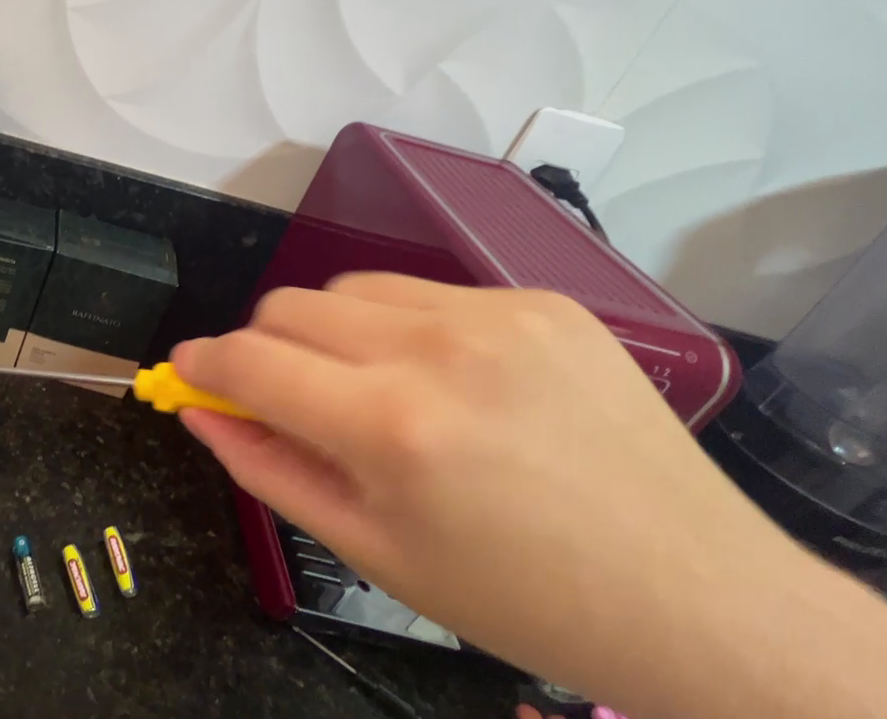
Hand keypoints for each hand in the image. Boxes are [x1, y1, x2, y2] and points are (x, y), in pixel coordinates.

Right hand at [174, 274, 886, 718]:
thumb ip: (267, 468)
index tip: (187, 371)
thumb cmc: (517, 596)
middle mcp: (437, 349)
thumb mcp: (372, 550)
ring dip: (330, 332)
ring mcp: (497, 314)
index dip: (202, 363)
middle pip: (287, 306)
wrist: (699, 599)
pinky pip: (423, 291)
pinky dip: (401, 327)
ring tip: (372, 389)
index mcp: (391, 427)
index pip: (249, 361)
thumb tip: (202, 411)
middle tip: (289, 400)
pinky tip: (447, 381)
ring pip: (348, 288)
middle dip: (264, 349)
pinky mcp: (541, 301)